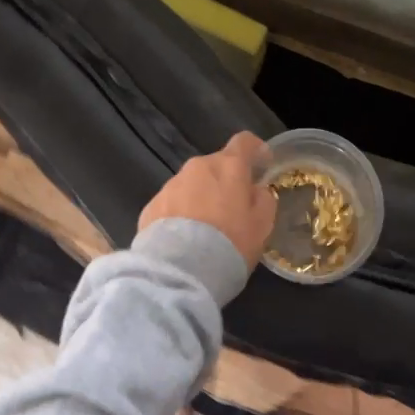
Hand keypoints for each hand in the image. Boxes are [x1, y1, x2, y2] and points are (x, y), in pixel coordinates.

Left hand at [138, 132, 277, 269]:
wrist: (179, 272)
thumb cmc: (230, 244)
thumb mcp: (261, 225)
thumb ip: (263, 200)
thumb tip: (256, 190)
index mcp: (229, 166)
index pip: (244, 141)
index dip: (255, 149)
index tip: (262, 164)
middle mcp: (198, 166)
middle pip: (217, 165)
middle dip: (226, 180)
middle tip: (233, 208)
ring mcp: (171, 184)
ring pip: (193, 184)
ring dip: (201, 197)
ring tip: (205, 230)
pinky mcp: (151, 206)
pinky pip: (173, 203)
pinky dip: (181, 214)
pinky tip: (184, 241)